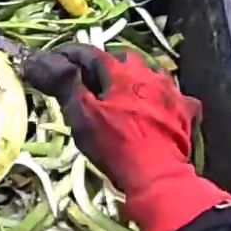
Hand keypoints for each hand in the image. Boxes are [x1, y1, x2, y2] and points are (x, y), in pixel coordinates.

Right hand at [22, 45, 230, 230]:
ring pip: (147, 75)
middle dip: (103, 67)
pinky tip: (153, 111)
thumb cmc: (115, 144)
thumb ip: (64, 83)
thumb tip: (44, 60)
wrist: (158, 177)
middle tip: (88, 84)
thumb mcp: (81, 115)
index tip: (54, 61)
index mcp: (119, 70)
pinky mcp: (186, 110)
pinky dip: (158, 100)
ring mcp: (171, 90)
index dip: (68, 55)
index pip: (88, 53)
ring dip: (132, 81)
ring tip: (120, 97)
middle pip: (120, 60)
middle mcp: (148, 72)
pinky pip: (170, 97)